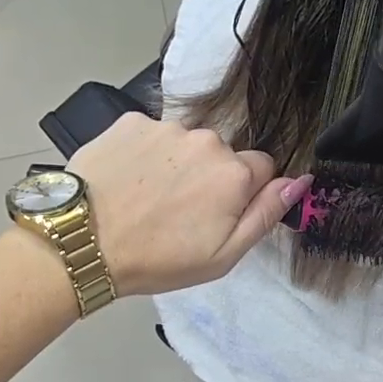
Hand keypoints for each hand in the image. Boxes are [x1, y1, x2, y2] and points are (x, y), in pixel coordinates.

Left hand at [66, 114, 310, 295]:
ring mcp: (166, 127)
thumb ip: (265, 214)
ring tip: (147, 198)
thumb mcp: (222, 255)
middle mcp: (206, 141)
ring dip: (175, 164)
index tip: (217, 215)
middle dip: (208, 177)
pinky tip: (127, 180)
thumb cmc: (155, 259)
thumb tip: (299, 181)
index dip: (242, 194)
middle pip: (221, 154)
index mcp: (234, 174)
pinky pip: (150, 134)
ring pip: (185, 143)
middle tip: (177, 212)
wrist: (83, 241)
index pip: (261, 169)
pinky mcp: (131, 121)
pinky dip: (143, 153)